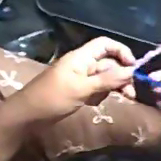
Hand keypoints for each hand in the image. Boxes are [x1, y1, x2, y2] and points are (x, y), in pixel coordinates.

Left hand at [17, 37, 135, 122]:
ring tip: (123, 98)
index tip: (134, 68)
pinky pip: (97, 89)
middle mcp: (82, 64)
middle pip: (109, 63)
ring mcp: (80, 78)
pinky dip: (102, 95)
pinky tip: (99, 104)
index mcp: (81, 57)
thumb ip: (107, 80)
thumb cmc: (52, 98)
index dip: (122, 52)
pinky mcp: (78, 91)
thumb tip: (132, 71)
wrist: (27, 116)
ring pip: (105, 78)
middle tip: (131, 93)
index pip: (106, 44)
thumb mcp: (82, 88)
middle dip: (122, 75)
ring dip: (115, 86)